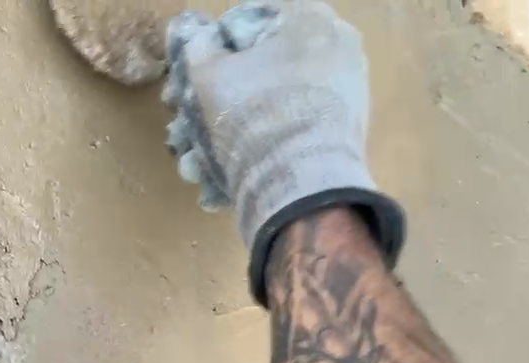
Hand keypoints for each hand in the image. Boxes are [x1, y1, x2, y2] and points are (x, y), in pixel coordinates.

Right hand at [162, 0, 404, 304]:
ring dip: (225, 131)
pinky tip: (223, 179)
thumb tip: (195, 33)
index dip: (212, 45)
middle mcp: (335, 42)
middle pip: (259, 63)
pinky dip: (255, 147)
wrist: (301, 181)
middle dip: (215, 97)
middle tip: (184, 127)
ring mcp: (344, 85)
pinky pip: (288, 128)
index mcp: (308, 16)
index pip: (250, 15)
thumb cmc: (253, 118)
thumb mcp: (209, 78)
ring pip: (268, 102)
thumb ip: (197, 48)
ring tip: (195, 166)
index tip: (187, 79)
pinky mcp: (343, 127)